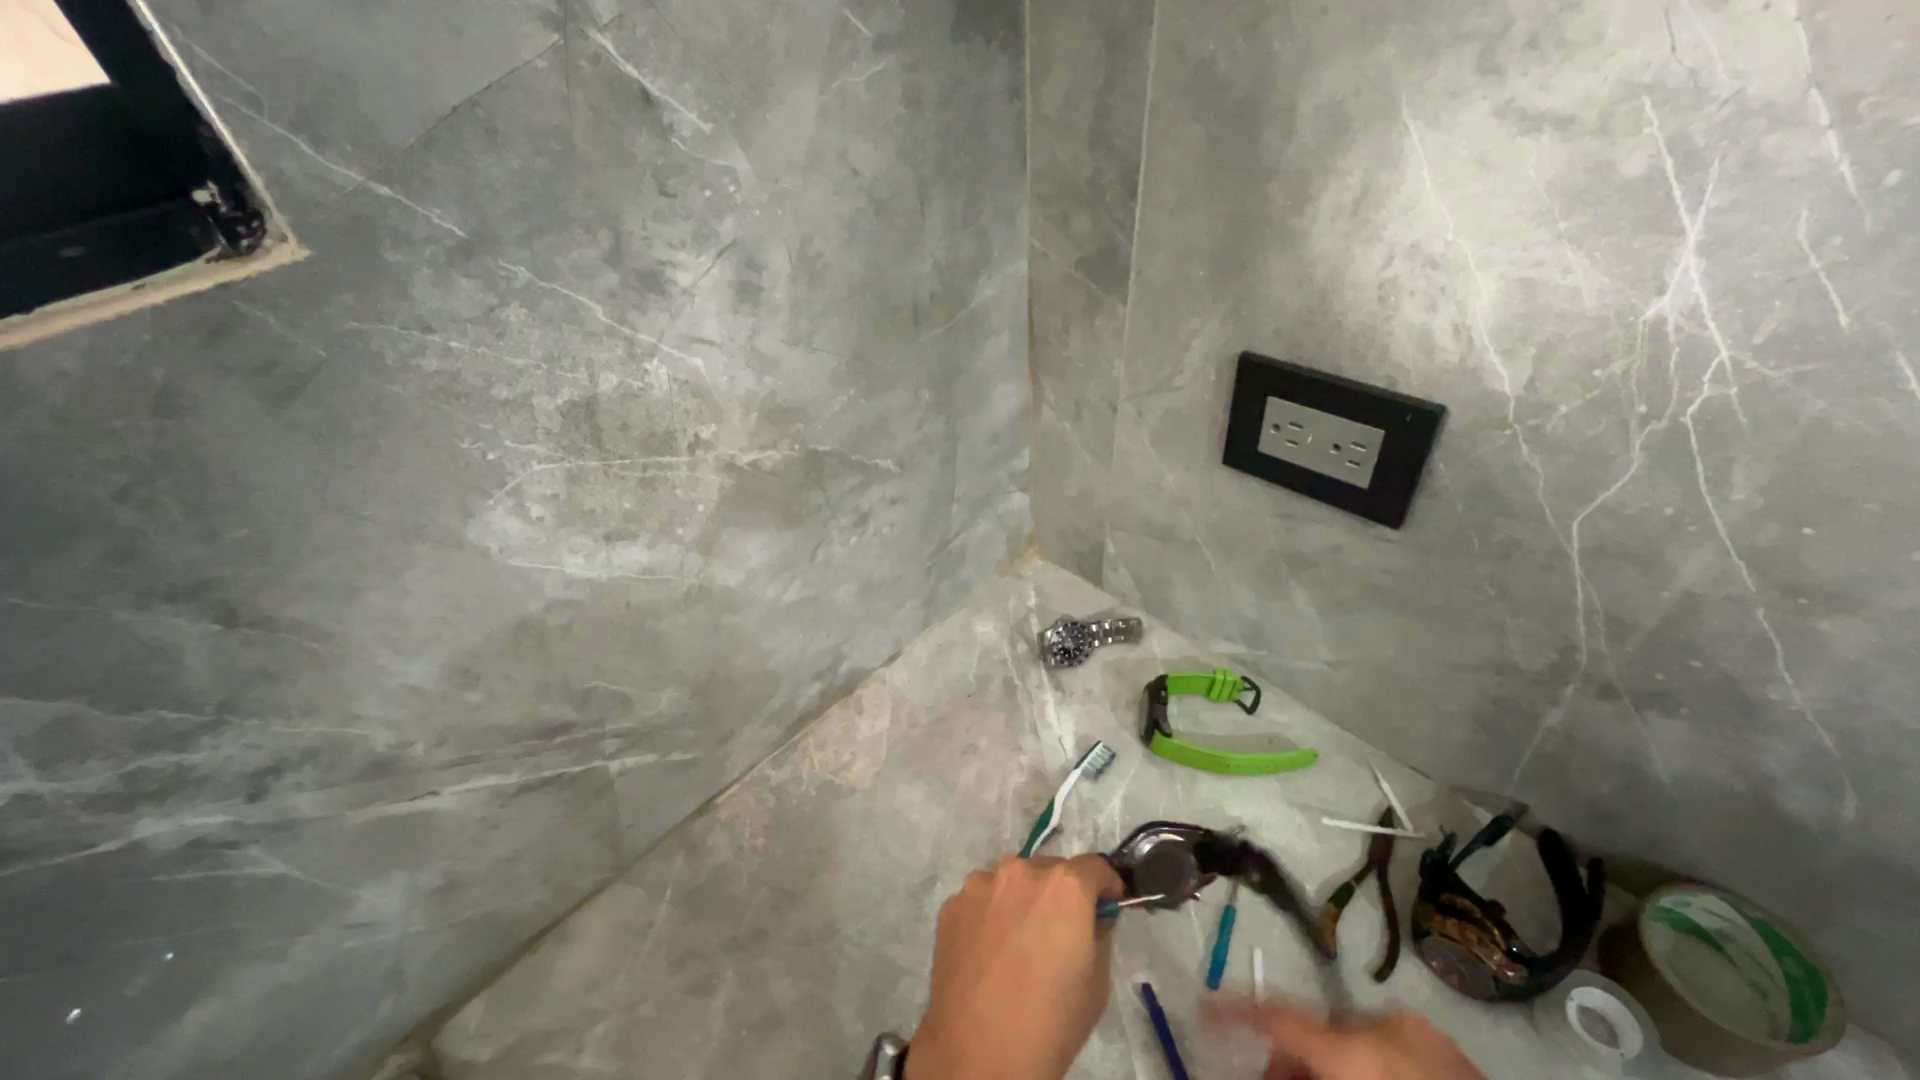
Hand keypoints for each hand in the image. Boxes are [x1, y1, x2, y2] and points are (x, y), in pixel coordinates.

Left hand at [906, 854, 1122, 1079]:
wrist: (978, 1052)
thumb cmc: (1050, 1020)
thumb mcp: (1097, 981)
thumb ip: (1097, 934)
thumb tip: (1092, 918)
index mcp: (1064, 886)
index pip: (1095, 866)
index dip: (1106, 885)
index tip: (1106, 906)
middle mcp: (1020, 872)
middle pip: (1050, 870)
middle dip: (1061, 893)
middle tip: (1060, 931)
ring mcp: (980, 886)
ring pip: (1011, 882)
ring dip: (1022, 900)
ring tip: (1019, 943)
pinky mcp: (951, 906)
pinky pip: (982, 900)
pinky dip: (991, 915)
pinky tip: (990, 953)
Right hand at [1205, 999, 1487, 1079]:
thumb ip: (1288, 1078)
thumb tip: (1261, 1069)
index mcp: (1354, 1049)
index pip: (1276, 1017)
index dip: (1233, 1013)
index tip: (1202, 1013)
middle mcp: (1385, 1027)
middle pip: (1313, 1033)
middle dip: (1286, 1065)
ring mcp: (1422, 1036)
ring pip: (1349, 1042)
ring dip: (1324, 1069)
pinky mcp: (1448, 1052)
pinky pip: (1387, 1051)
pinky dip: (1362, 1070)